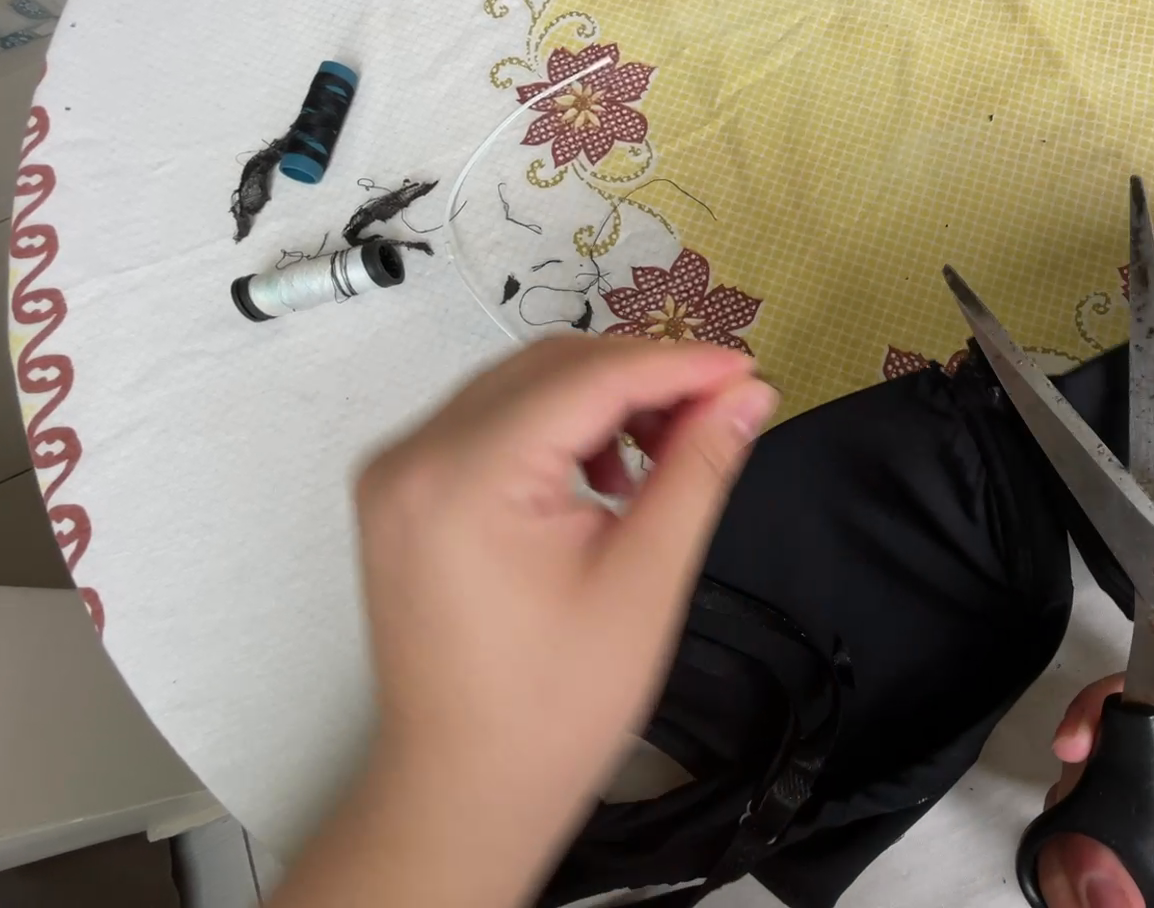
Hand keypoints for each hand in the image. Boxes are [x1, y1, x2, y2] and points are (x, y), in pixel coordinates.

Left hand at [357, 334, 775, 800]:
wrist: (466, 787)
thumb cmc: (560, 702)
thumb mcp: (648, 577)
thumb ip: (700, 467)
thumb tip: (750, 395)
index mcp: (465, 480)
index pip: (589, 379)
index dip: (679, 365)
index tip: (746, 369)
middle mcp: (415, 454)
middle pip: (554, 366)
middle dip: (647, 375)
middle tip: (719, 406)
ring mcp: (403, 467)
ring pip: (529, 383)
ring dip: (610, 396)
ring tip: (666, 446)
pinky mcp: (412, 485)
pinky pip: (503, 417)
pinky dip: (568, 423)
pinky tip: (609, 472)